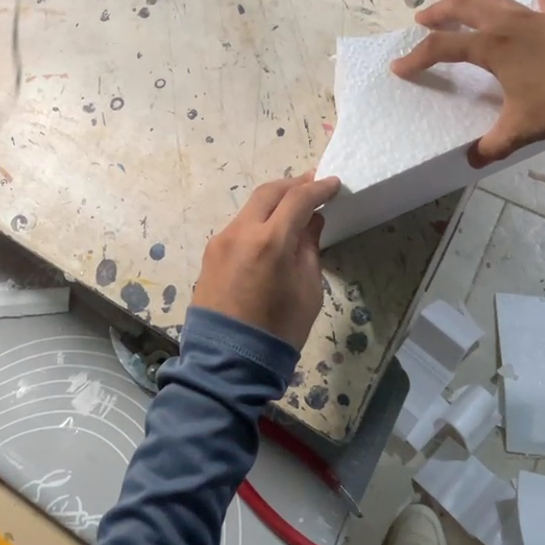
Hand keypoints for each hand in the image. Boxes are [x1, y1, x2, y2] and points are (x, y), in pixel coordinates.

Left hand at [193, 171, 341, 346]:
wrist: (229, 360)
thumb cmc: (279, 329)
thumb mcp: (308, 290)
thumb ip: (309, 248)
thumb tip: (311, 221)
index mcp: (271, 241)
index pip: (298, 199)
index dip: (318, 188)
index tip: (333, 184)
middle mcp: (241, 232)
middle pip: (269, 192)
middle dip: (293, 185)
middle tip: (313, 185)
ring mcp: (221, 241)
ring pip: (250, 207)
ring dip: (273, 201)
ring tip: (293, 206)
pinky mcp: (210, 253)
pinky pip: (239, 226)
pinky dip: (258, 220)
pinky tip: (270, 229)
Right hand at [390, 0, 544, 167]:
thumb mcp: (522, 128)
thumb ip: (494, 143)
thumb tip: (473, 160)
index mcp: (491, 47)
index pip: (442, 47)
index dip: (417, 57)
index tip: (399, 66)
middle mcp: (508, 25)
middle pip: (464, 8)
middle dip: (440, 11)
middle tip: (423, 16)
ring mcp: (536, 19)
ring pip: (497, 0)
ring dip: (474, 0)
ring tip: (461, 1)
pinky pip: (544, 7)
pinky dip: (537, 2)